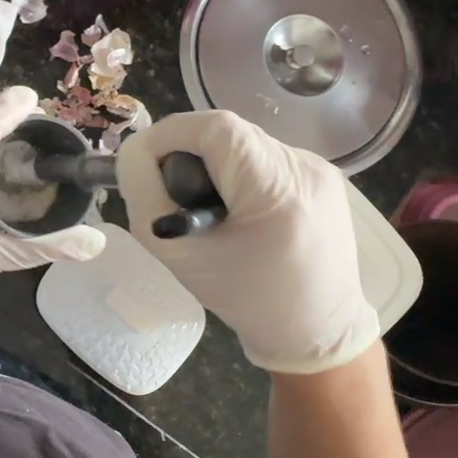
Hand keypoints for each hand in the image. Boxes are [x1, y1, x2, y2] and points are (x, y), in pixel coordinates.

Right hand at [115, 110, 376, 373]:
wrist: (318, 330)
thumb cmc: (245, 299)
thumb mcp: (177, 254)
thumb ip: (145, 196)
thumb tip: (134, 153)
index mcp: (275, 189)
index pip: (213, 128)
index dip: (168, 136)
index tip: (145, 166)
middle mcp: (303, 166)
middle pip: (226, 133)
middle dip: (187, 155)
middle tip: (172, 196)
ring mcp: (317, 168)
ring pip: (243, 143)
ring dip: (213, 165)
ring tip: (209, 210)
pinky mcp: (323, 175)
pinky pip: (264, 157)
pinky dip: (239, 175)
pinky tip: (241, 213)